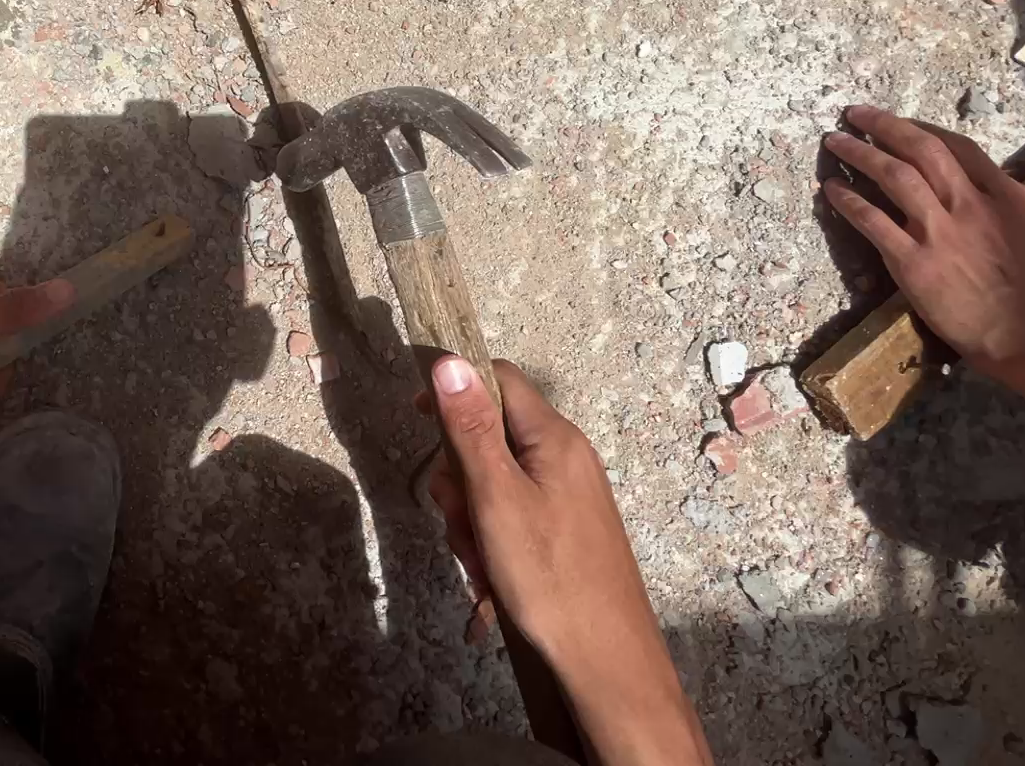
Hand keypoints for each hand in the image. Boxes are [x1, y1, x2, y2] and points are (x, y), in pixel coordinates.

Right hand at [425, 356, 711, 765]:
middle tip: (454, 511)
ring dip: (469, 507)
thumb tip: (447, 359)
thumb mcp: (494, 495)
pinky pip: (511, 505)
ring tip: (475, 552)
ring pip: (493, 473)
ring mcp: (565, 491)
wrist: (606, 666)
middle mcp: (563, 454)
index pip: (496, 377)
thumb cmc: (546, 574)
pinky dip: (489, 529)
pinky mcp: (563, 524)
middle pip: (488, 430)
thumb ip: (469, 427)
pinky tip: (488, 567)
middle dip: (457, 468)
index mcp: (552, 437)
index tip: (418, 417)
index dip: (453, 388)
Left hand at [822, 105, 1024, 389]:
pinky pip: (871, 220)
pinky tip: (829, 188)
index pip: (958, 148)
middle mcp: (972, 206)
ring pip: (893, 177)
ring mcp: (940, 231)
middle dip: (883, 127)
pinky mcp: (911, 259)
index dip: (919, 129)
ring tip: (832, 141)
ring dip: (857, 154)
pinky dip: (847, 200)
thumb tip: (981, 184)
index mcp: (1009, 196)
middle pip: (922, 151)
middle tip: (852, 114)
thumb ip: (1006, 203)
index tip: (892, 120)